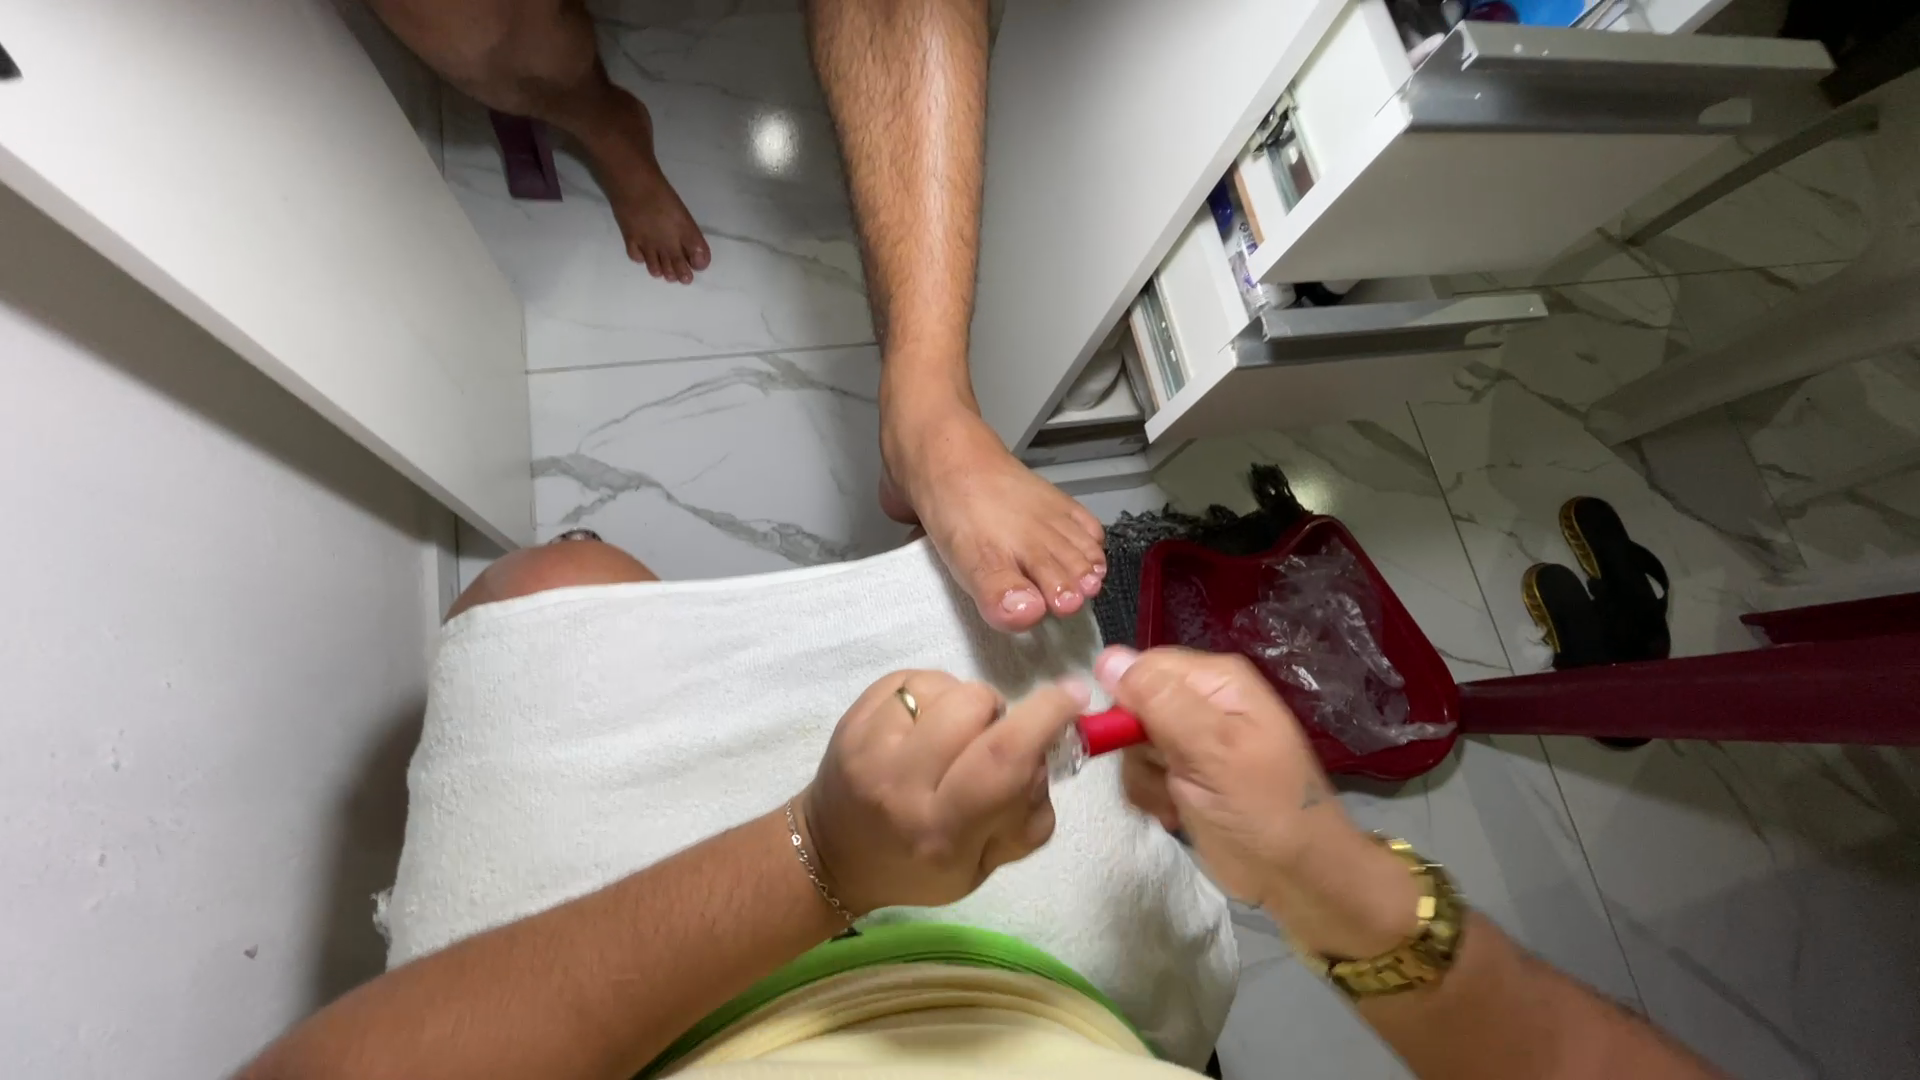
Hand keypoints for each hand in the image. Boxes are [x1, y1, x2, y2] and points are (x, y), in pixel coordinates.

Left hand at [799, 670, 1085, 914]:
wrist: (832, 851)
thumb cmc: (917, 866)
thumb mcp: (981, 868)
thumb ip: (1026, 817)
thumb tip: (1047, 750)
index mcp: (939, 830)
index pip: (1002, 759)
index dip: (1046, 717)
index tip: (1074, 697)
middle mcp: (900, 781)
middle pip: (976, 706)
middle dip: (1002, 712)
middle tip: (993, 739)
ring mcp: (869, 741)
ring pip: (948, 686)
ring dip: (967, 705)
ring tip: (952, 739)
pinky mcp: (855, 712)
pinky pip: (919, 677)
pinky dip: (937, 694)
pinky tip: (924, 726)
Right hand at [1098, 646, 1420, 956]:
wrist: (1297, 879)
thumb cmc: (1264, 810)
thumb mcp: (1214, 751)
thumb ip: (1161, 701)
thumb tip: (1107, 658)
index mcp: (1216, 679)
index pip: (1143, 666)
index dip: (1127, 699)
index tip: (1133, 738)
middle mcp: (1200, 700)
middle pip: (1132, 703)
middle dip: (1135, 744)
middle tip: (1163, 773)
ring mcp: (1189, 737)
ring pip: (1130, 741)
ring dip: (1143, 775)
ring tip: (1174, 799)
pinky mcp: (1180, 770)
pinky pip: (1139, 769)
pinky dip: (1148, 793)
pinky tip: (1173, 811)